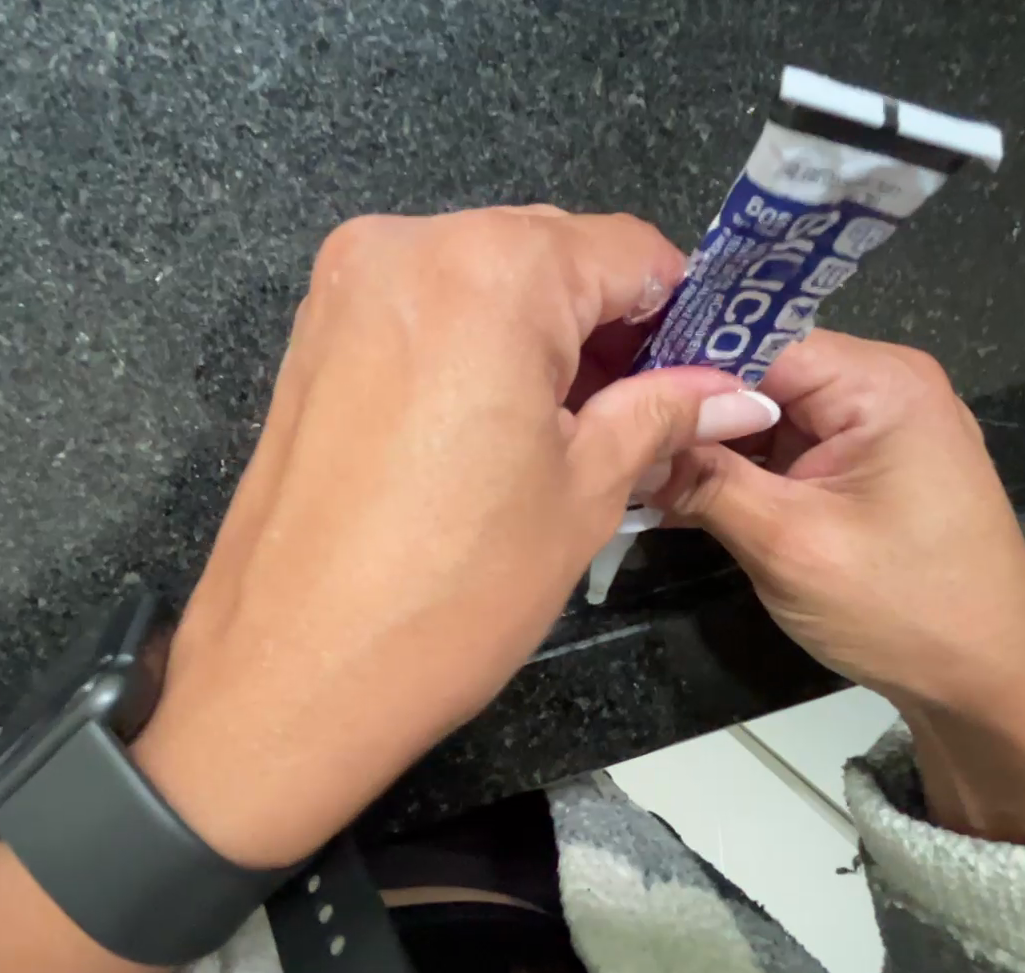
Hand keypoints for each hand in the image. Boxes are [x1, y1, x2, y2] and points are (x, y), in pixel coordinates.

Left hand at [134, 208, 782, 866]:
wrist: (291, 676)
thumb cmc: (456, 592)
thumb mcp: (582, 498)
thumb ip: (659, 416)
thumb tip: (733, 393)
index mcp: (490, 269)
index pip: (626, 250)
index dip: (677, 312)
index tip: (698, 370)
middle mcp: (405, 246)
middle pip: (547, 256)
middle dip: (602, 326)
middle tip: (634, 410)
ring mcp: (343, 289)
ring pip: (481, 282)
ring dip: (536, 339)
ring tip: (560, 429)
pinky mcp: (310, 338)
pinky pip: (421, 313)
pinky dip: (471, 349)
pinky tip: (487, 424)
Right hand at [657, 330, 1024, 847]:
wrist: (985, 683)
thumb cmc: (901, 607)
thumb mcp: (789, 544)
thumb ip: (705, 483)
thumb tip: (631, 445)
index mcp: (877, 383)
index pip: (757, 342)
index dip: (682, 367)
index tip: (612, 396)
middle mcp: (876, 387)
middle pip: (757, 377)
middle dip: (689, 413)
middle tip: (614, 441)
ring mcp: (868, 429)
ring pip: (761, 418)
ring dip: (706, 448)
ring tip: (633, 468)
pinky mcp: (856, 468)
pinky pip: (779, 452)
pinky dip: (733, 473)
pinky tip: (676, 493)